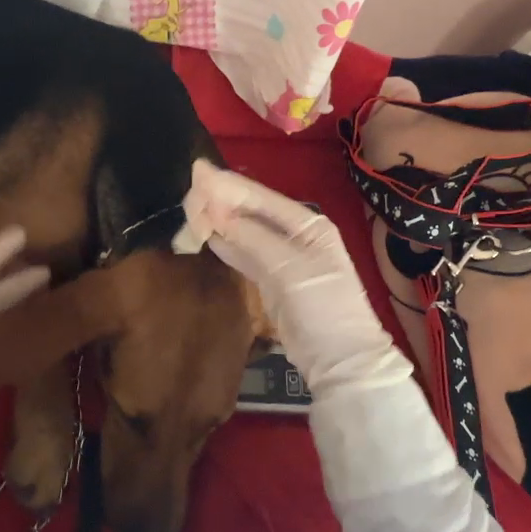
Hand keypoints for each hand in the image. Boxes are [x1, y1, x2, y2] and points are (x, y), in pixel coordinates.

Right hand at [181, 161, 396, 389]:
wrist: (340, 359)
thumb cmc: (322, 305)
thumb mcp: (289, 267)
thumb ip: (253, 238)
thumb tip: (217, 211)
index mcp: (308, 224)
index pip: (262, 197)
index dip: (230, 186)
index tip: (198, 172)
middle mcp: (297, 236)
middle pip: (253, 213)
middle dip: (223, 202)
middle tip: (190, 191)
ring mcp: (284, 260)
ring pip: (247, 234)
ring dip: (222, 223)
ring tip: (192, 209)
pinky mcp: (273, 283)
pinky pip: (246, 257)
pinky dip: (228, 247)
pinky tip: (208, 237)